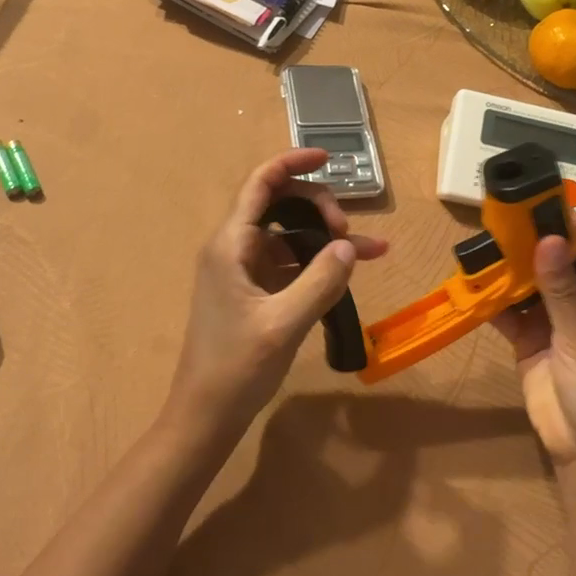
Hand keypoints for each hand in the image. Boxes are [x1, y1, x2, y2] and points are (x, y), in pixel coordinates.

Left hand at [165, 149, 387, 436]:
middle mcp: (234, 249)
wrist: (204, 417)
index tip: (328, 157)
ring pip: (290, 235)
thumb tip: (349, 246)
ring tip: (370, 250)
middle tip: (348, 231)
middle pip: (279, 204)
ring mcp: (244, 271)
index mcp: (230, 245)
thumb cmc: (235, 368)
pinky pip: (291, 264)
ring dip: (326, 237)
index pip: (260, 184)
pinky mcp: (254, 293)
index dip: (292, 163)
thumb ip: (320, 281)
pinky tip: (351, 272)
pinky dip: (319, 264)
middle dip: (318, 206)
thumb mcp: (283, 324)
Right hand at [491, 211, 575, 468]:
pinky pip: (506, 311)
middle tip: (492, 216)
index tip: (531, 194)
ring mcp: (549, 320)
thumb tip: (547, 237)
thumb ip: (560, 289)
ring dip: (504, 268)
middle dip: (524, 239)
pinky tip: (470, 284)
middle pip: (548, 259)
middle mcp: (575, 299)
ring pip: (524, 282)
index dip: (561, 219)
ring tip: (476, 245)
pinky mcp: (525, 340)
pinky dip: (490, 299)